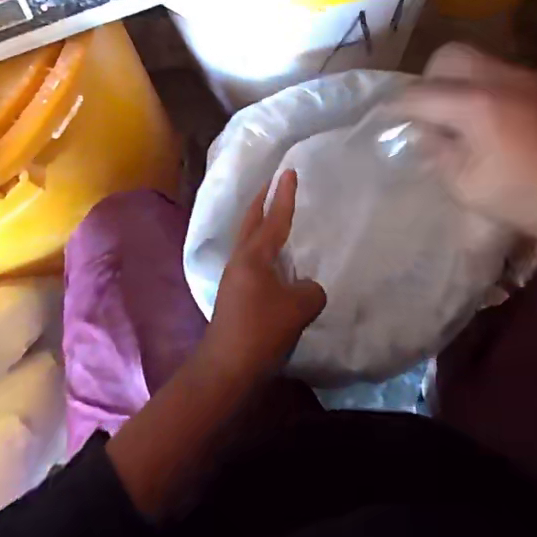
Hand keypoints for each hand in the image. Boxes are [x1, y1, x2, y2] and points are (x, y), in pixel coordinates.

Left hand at [195, 169, 326, 381]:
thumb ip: (310, 291)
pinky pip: (251, 259)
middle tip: (275, 182)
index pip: (273, 218)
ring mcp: (234, 276)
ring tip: (275, 215)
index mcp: (254, 255)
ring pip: (249, 240)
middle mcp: (240, 259)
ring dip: (261, 224)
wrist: (226, 364)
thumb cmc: (260, 329)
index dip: (283, 195)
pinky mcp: (234, 293)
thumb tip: (307, 288)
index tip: (288, 172)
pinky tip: (274, 259)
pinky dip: (263, 248)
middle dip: (263, 200)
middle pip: (251, 222)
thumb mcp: (298, 308)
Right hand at [392, 45, 536, 281]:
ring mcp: (530, 79)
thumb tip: (424, 135)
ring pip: (477, 63)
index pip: (418, 94)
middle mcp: (501, 79)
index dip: (395, 108)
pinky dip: (484, 91)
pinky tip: (493, 126)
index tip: (384, 120)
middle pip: (448, 57)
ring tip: (459, 122)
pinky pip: (502, 76)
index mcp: (477, 105)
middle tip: (427, 114)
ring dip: (458, 84)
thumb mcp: (471, 190)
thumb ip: (439, 155)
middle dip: (428, 81)